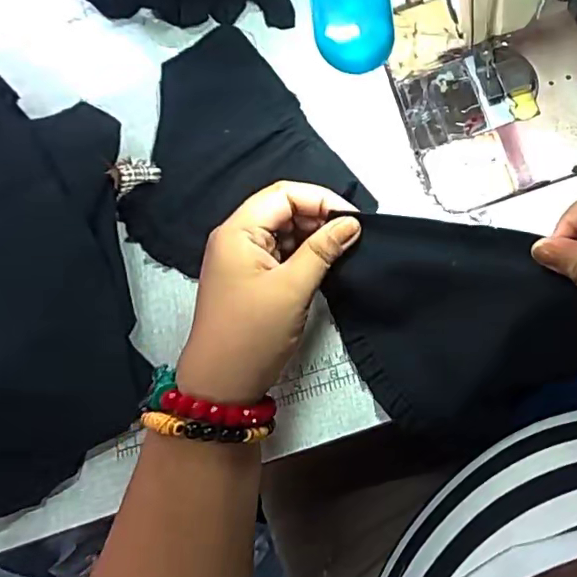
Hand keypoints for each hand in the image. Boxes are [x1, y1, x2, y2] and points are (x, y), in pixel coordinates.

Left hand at [176, 182, 362, 403]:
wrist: (222, 382)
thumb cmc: (250, 335)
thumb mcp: (293, 288)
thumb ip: (323, 250)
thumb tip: (352, 224)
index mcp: (238, 232)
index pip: (284, 195)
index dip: (321, 200)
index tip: (353, 218)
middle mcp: (238, 238)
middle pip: (284, 208)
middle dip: (320, 216)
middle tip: (352, 235)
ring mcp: (244, 257)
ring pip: (287, 229)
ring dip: (316, 235)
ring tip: (343, 249)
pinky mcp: (254, 276)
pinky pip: (284, 251)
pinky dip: (307, 252)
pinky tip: (327, 262)